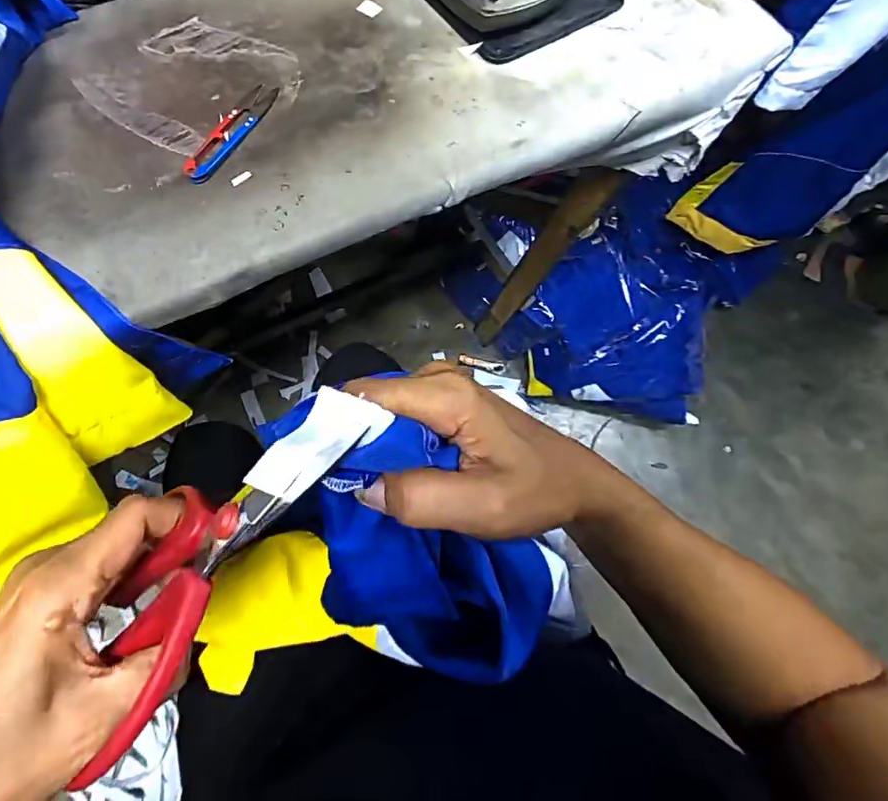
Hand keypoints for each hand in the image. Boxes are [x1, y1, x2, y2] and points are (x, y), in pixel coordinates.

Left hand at [0, 495, 191, 800]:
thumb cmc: (0, 760)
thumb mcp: (105, 710)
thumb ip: (168, 651)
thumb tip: (199, 612)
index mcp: (57, 585)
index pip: (138, 514)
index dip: (187, 517)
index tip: (219, 534)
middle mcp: (43, 571)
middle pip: (131, 528)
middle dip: (177, 544)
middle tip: (205, 573)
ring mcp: (34, 584)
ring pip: (117, 548)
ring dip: (155, 566)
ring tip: (176, 601)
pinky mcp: (33, 601)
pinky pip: (98, 569)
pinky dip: (132, 580)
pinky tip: (142, 612)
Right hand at [344, 363, 643, 538]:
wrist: (576, 482)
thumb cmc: (534, 492)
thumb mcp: (477, 508)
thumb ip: (416, 498)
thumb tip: (361, 486)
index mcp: (447, 397)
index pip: (367, 396)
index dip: (332, 426)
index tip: (311, 465)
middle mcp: (443, 380)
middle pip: (372, 399)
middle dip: (349, 438)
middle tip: (340, 485)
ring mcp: (448, 387)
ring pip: (385, 408)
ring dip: (369, 443)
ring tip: (364, 483)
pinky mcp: (451, 402)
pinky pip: (404, 414)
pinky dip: (389, 440)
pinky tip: (394, 471)